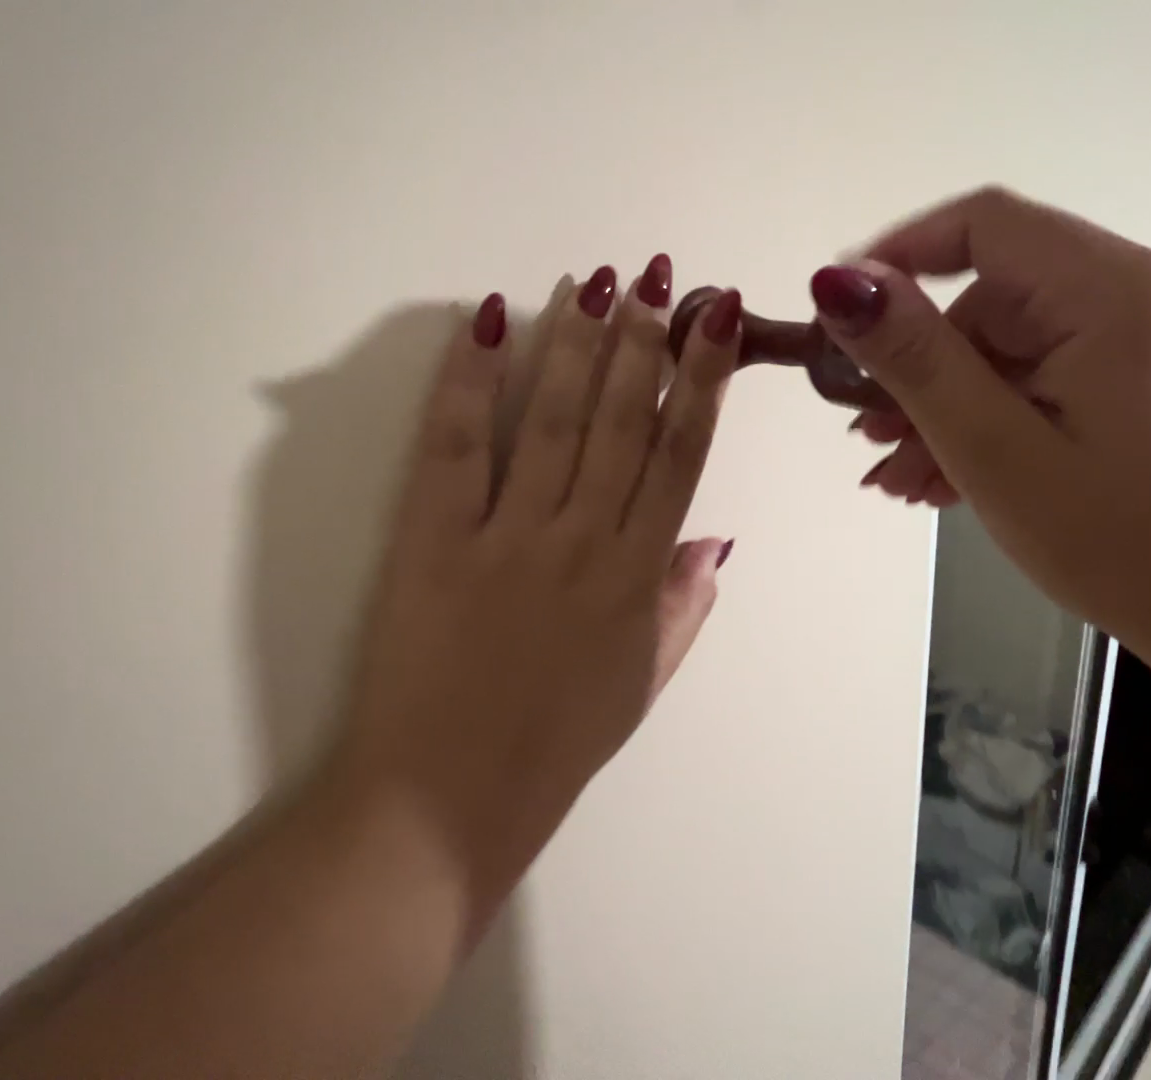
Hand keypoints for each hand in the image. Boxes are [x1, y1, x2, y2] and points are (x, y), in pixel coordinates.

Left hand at [335, 259, 742, 908]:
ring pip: (552, 418)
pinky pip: (455, 444)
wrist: (445, 800)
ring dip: (576, 343)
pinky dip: (469, 379)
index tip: (716, 324)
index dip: (702, 384)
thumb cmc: (553, 748)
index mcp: (638, 579)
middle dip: (644, 341)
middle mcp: (583, 541)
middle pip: (621, 421)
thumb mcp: (640, 686)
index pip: (680, 458)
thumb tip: (717, 544)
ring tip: (595, 282)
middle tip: (656, 277)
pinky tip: (489, 322)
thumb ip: (683, 610)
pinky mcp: (433, 540)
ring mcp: (507, 536)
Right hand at [813, 187, 1150, 693]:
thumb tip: (840, 282)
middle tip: (872, 445)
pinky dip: (1006, 418)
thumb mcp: (995, 452)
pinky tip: (958, 476)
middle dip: (925, 369)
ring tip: (904, 480)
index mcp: (1119, 289)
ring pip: (1025, 349)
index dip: (897, 257)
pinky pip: (1061, 378)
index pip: (986, 226)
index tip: (839, 314)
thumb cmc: (1118, 544)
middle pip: (1001, 302)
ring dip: (956, 407)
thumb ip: (915, 359)